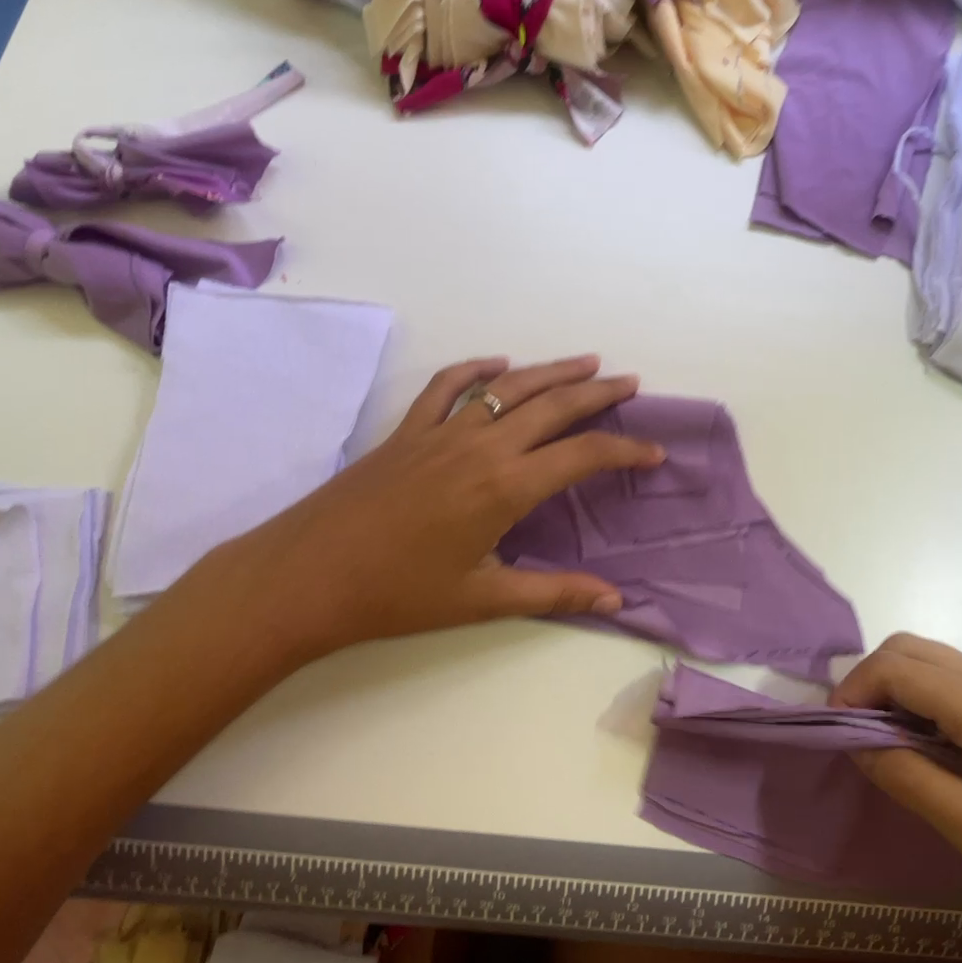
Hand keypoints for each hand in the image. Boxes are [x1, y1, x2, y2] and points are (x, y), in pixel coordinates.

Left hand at [174, 355, 664, 662]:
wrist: (307, 575)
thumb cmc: (398, 594)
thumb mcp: (482, 600)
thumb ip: (554, 593)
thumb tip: (615, 598)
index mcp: (505, 487)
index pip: (583, 455)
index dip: (625, 451)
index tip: (654, 452)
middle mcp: (480, 446)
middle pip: (552, 404)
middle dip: (597, 391)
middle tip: (630, 383)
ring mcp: (441, 432)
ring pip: (508, 387)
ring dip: (551, 371)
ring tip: (585, 362)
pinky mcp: (407, 431)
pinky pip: (446, 386)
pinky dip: (476, 369)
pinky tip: (497, 365)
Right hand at [833, 634, 961, 962]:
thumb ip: (916, 782)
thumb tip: (859, 742)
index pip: (899, 667)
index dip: (854, 691)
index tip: (831, 735)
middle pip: (919, 652)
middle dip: (872, 682)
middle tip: (852, 739)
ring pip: (944, 668)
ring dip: (902, 694)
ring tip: (885, 751)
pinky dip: (933, 706)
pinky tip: (935, 757)